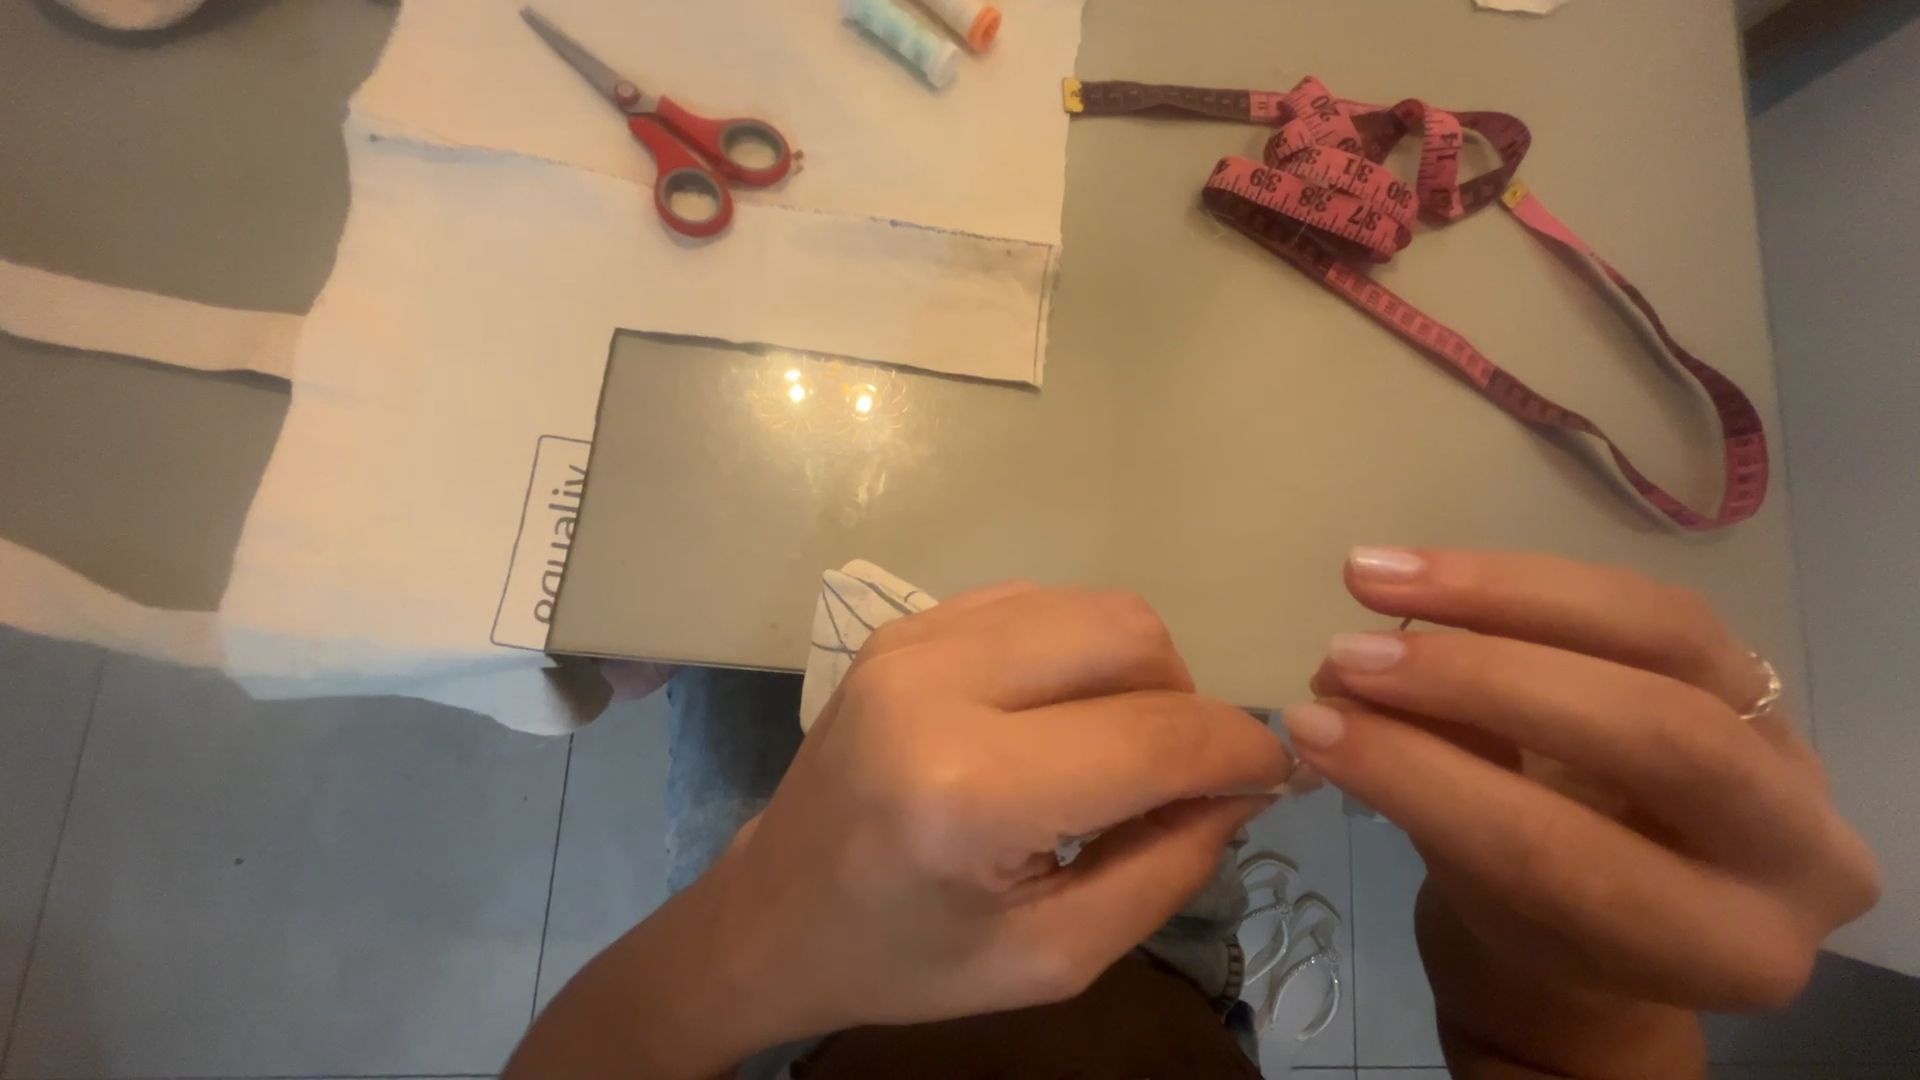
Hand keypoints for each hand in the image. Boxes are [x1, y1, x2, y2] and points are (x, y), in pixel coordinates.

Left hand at [705, 582, 1294, 1043]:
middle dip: (1183, 697)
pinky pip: (1032, 603)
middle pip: (1126, 632)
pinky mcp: (904, 625)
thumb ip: (1168, 864)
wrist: (774, 910)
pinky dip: (1072, 650)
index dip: (1237, 749)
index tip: (1273, 772)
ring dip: (1131, 669)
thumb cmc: (906, 956)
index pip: (1152, 737)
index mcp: (968, 789)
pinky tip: (1051, 710)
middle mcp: (937, 683)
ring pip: (1085, 606)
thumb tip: (1243, 781)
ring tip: (1112, 740)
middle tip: (1175, 766)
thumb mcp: (1054, 954)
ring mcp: (913, 639)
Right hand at [1286, 549, 1878, 1019]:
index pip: (1559, 851)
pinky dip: (1516, 578)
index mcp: (1717, 946)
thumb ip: (1418, 794)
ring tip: (1372, 575)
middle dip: (1470, 676)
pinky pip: (1637, 601)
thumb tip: (1336, 699)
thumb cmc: (1529, 915)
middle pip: (1644, 728)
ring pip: (1658, 632)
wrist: (1614, 910)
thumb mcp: (1472, 886)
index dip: (1419, 775)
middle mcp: (1796, 850)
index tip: (1310, 724)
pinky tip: (1423, 571)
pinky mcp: (1746, 674)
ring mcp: (1791, 746)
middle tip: (1347, 651)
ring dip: (1492, 593)